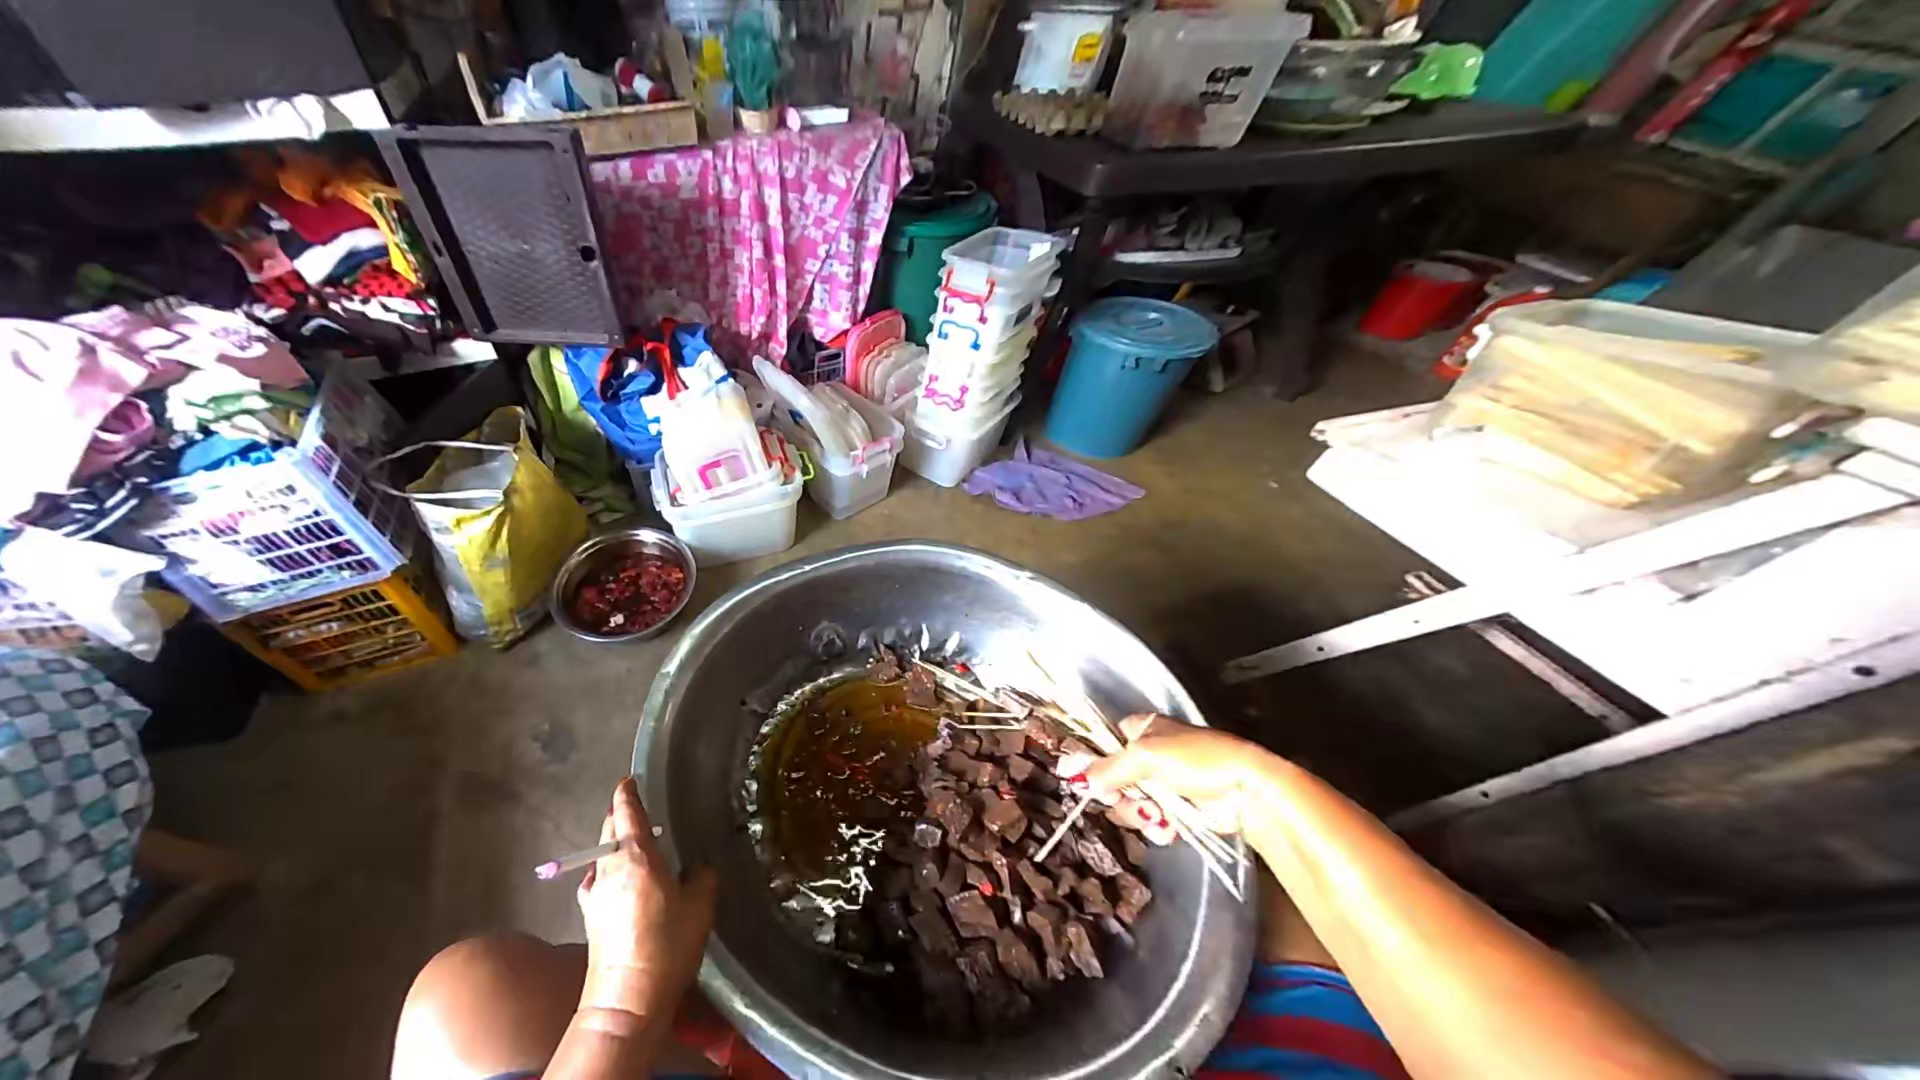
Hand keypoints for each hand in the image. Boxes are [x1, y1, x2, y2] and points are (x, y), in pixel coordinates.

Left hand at [576, 776, 717, 1020]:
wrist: (626, 999)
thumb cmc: (666, 945)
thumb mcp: (700, 904)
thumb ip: (701, 875)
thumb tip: (697, 865)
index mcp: (636, 857)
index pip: (625, 812)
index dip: (627, 792)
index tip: (630, 779)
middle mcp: (609, 869)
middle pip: (608, 830)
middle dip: (620, 815)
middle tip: (641, 810)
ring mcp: (594, 894)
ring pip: (603, 855)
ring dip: (615, 844)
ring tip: (638, 846)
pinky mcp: (590, 917)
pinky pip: (599, 880)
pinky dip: (610, 871)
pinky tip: (624, 883)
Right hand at [1057, 714, 1271, 844]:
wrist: (1248, 793)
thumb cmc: (1198, 761)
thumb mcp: (1147, 757)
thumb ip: (1107, 767)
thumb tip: (1073, 777)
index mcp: (1142, 729)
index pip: (1103, 743)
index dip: (1093, 763)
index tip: (1088, 781)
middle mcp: (1149, 753)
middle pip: (1111, 778)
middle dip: (1119, 794)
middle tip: (1130, 799)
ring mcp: (1162, 783)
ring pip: (1128, 803)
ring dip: (1139, 814)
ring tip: (1157, 816)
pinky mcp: (1175, 809)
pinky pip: (1149, 820)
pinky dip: (1156, 827)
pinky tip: (1167, 829)